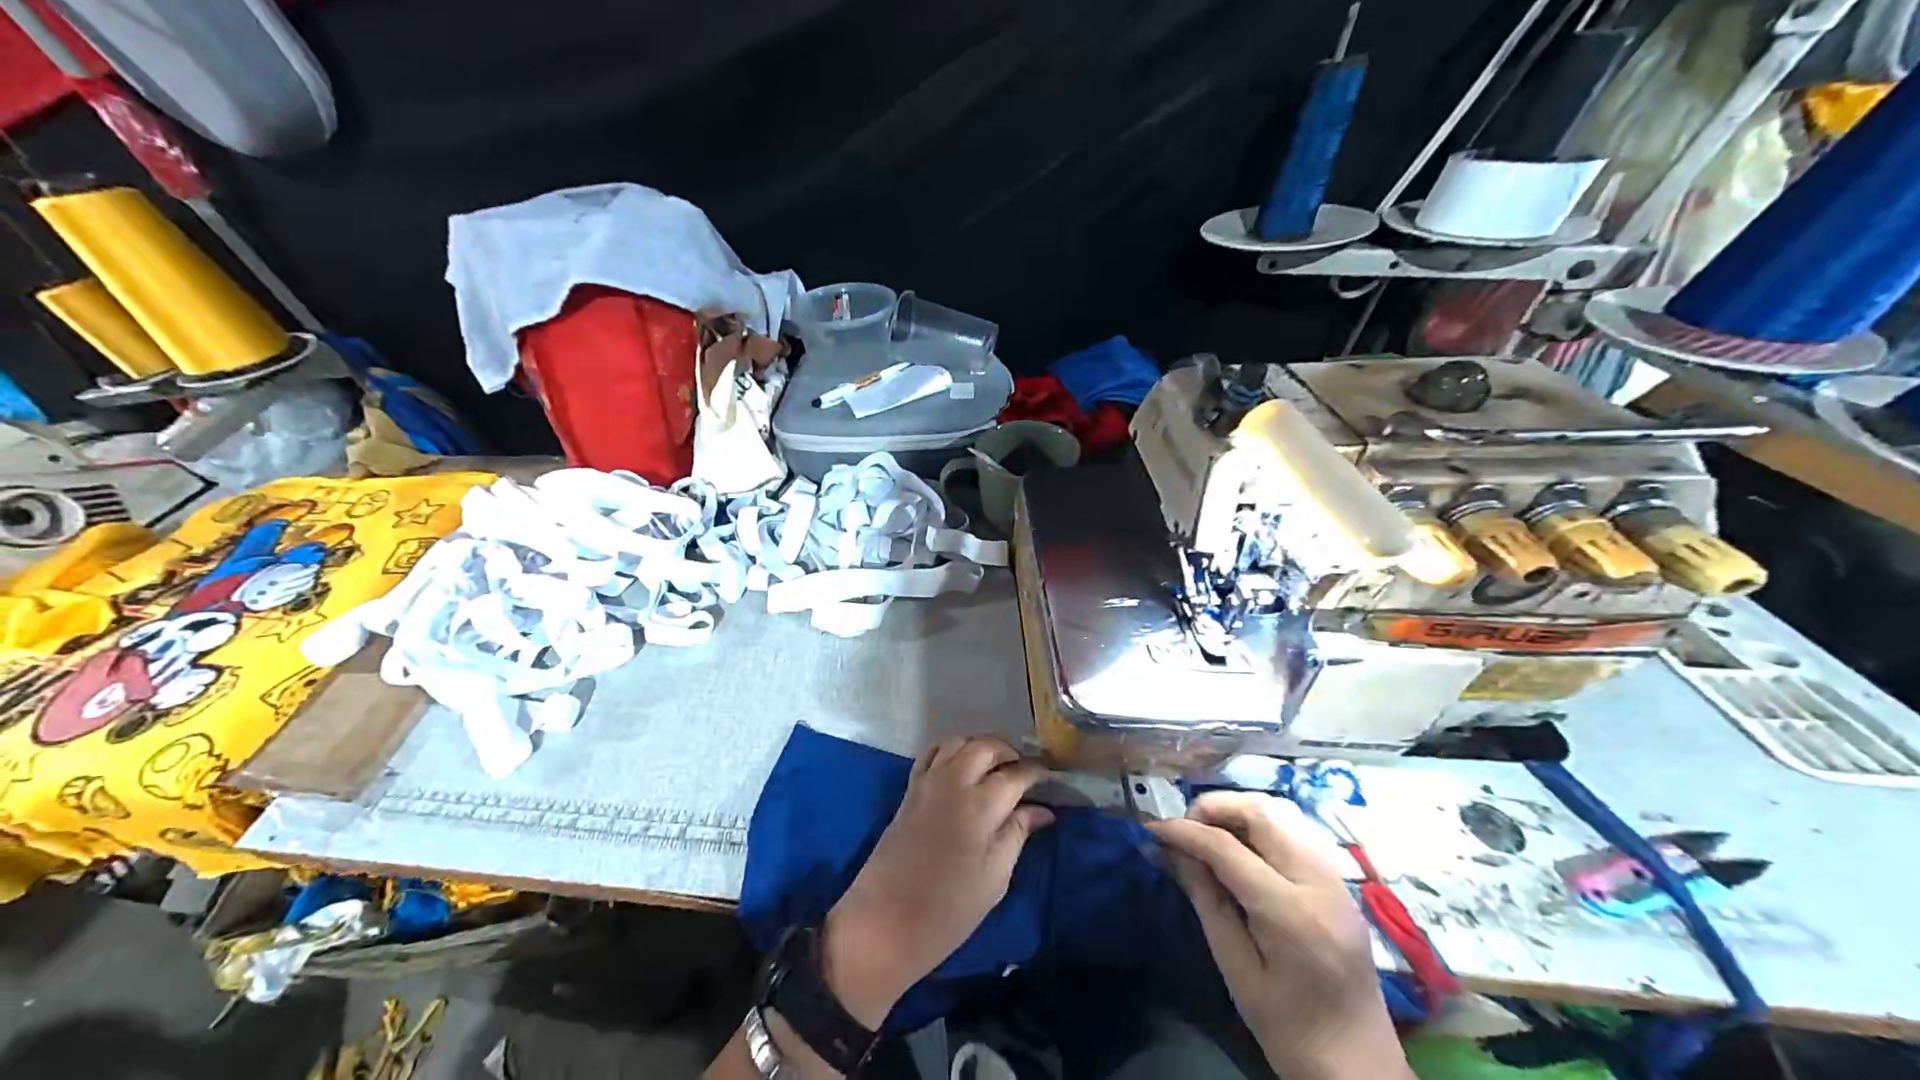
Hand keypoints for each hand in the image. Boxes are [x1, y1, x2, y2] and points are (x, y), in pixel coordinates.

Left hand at [817, 736, 1054, 1028]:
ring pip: (958, 742)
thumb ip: (1017, 834)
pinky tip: (961, 768)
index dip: (1038, 774)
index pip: (1016, 775)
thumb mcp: (994, 879)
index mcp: (979, 806)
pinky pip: (931, 753)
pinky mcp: (909, 790)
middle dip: (1010, 753)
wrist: (885, 923)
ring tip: (996, 769)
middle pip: (986, 746)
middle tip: (1024, 774)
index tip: (1051, 780)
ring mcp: (927, 783)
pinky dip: (950, 750)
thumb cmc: (948, 911)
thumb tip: (1042, 810)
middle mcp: (953, 783)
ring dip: (980, 747)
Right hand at [1148, 793, 1412, 1079]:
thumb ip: (1204, 900)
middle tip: (1184, 829)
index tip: (1153, 830)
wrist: (1359, 1066)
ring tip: (1208, 834)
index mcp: (1292, 914)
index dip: (1184, 831)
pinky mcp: (1341, 883)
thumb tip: (1167, 851)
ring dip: (1238, 812)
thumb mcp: (1235, 968)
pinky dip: (1262, 826)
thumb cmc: (1289, 1029)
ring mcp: (1337, 880)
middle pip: (1262, 812)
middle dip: (1214, 807)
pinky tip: (1241, 847)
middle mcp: (1320, 883)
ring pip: (1282, 813)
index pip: (1227, 848)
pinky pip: (1297, 831)